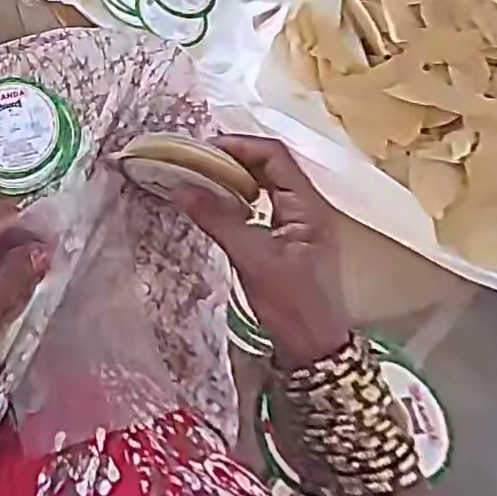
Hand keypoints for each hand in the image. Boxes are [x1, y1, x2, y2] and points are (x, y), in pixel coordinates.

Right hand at [171, 137, 350, 367]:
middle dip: (236, 157)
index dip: (241, 146)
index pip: (275, 156)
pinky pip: (266, 200)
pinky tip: (222, 199)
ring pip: (268, 181)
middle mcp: (308, 206)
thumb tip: (182, 188)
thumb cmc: (291, 305)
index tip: (207, 149)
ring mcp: (301, 220)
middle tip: (201, 160)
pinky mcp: (292, 234)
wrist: (315, 350)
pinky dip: (242, 193)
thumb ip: (217, 219)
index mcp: (308, 206)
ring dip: (239, 174)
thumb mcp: (251, 259)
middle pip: (272, 164)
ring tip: (206, 174)